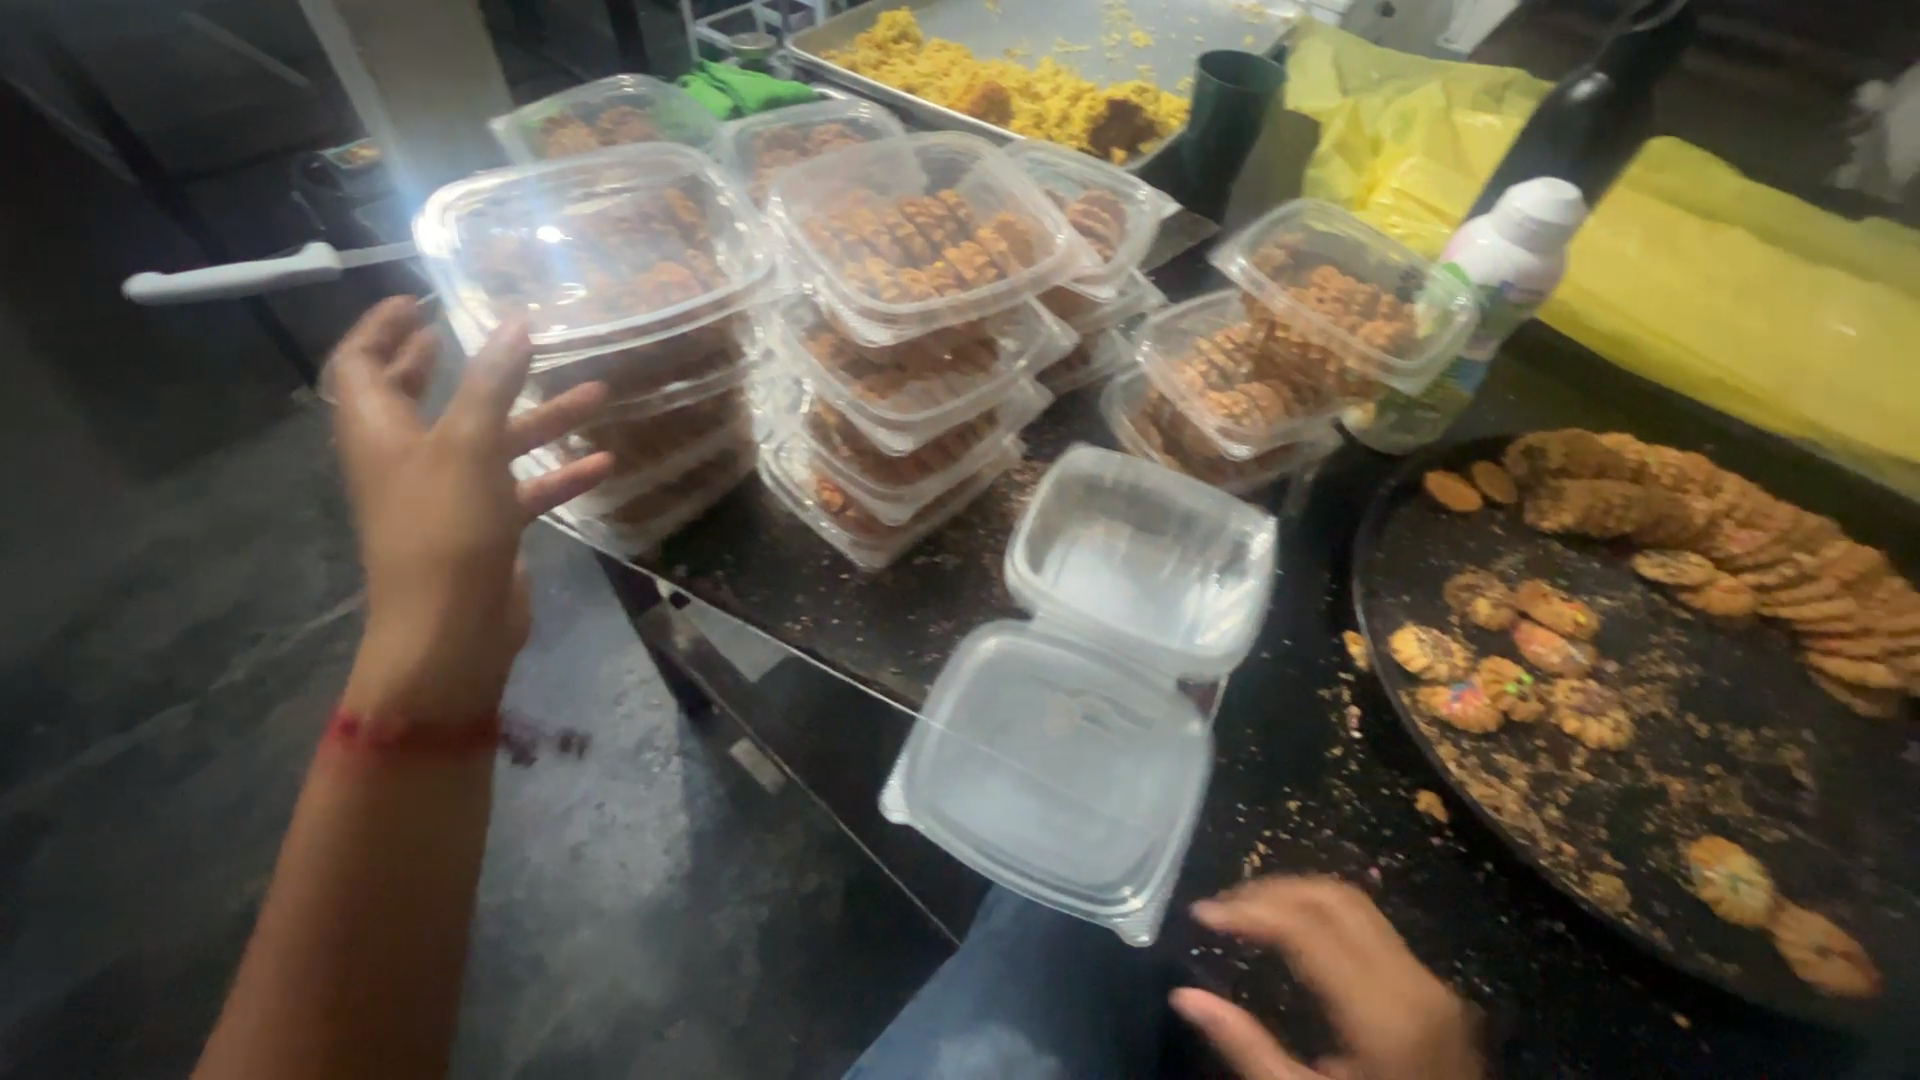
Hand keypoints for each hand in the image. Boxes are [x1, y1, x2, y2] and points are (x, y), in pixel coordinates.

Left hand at [331, 297, 612, 725]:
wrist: (452, 626)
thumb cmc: (445, 526)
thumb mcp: (468, 445)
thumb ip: (491, 382)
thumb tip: (515, 324)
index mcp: (380, 430)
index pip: (361, 363)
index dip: (383, 328)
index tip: (418, 301)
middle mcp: (408, 457)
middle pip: (424, 398)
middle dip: (459, 365)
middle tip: (489, 335)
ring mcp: (448, 494)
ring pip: (491, 441)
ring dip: (538, 417)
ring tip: (596, 392)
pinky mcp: (485, 526)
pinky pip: (521, 487)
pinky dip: (556, 473)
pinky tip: (603, 463)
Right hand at [1172, 877, 1483, 1079]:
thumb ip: (1247, 1049)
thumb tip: (1184, 996)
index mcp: (1382, 1016)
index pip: (1305, 927)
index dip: (1248, 909)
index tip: (1201, 913)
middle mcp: (1412, 982)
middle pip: (1330, 898)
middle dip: (1268, 891)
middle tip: (1221, 908)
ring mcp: (1429, 980)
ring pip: (1353, 900)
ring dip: (1295, 893)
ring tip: (1248, 910)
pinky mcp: (1432, 985)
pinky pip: (1370, 922)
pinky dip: (1322, 911)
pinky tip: (1290, 927)